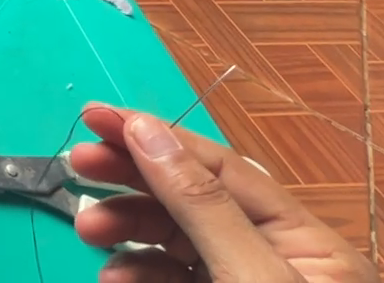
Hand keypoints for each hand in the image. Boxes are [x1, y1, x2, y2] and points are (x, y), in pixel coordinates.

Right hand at [68, 104, 377, 282]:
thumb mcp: (252, 282)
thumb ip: (201, 204)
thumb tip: (145, 128)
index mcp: (306, 243)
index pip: (217, 164)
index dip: (152, 133)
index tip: (91, 116)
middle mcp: (276, 259)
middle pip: (189, 194)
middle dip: (129, 178)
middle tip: (77, 167)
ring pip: (172, 236)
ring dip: (124, 228)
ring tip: (89, 236)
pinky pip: (168, 278)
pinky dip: (134, 272)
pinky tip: (113, 281)